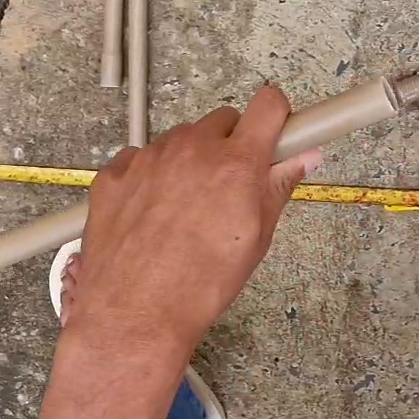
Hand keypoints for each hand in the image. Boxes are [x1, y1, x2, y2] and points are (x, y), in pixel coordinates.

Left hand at [66, 85, 319, 365]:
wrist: (135, 313)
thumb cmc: (199, 285)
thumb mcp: (256, 239)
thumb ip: (278, 187)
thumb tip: (302, 158)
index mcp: (235, 163)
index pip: (268, 104)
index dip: (276, 115)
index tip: (276, 128)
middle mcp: (192, 149)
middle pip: (223, 120)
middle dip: (231, 144)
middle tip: (229, 185)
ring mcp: (149, 157)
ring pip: (181, 139)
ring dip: (189, 161)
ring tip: (186, 211)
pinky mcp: (116, 171)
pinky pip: (141, 158)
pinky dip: (150, 176)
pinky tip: (152, 215)